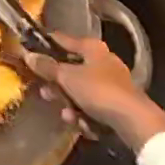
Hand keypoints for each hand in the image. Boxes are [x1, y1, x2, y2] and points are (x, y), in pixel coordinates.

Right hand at [24, 34, 164, 149]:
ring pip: (83, 91)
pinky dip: (88, 115)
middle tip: (47, 93)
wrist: (136, 122)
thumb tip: (28, 55)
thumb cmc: (99, 91)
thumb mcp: (67, 77)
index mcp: (93, 48)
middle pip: (72, 69)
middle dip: (59, 85)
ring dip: (72, 105)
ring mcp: (113, 84)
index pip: (63, 40)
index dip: (47, 44)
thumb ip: (47, 67)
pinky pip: (95, 107)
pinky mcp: (120, 105)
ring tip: (67, 116)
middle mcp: (103, 62)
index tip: (31, 50)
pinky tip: (84, 125)